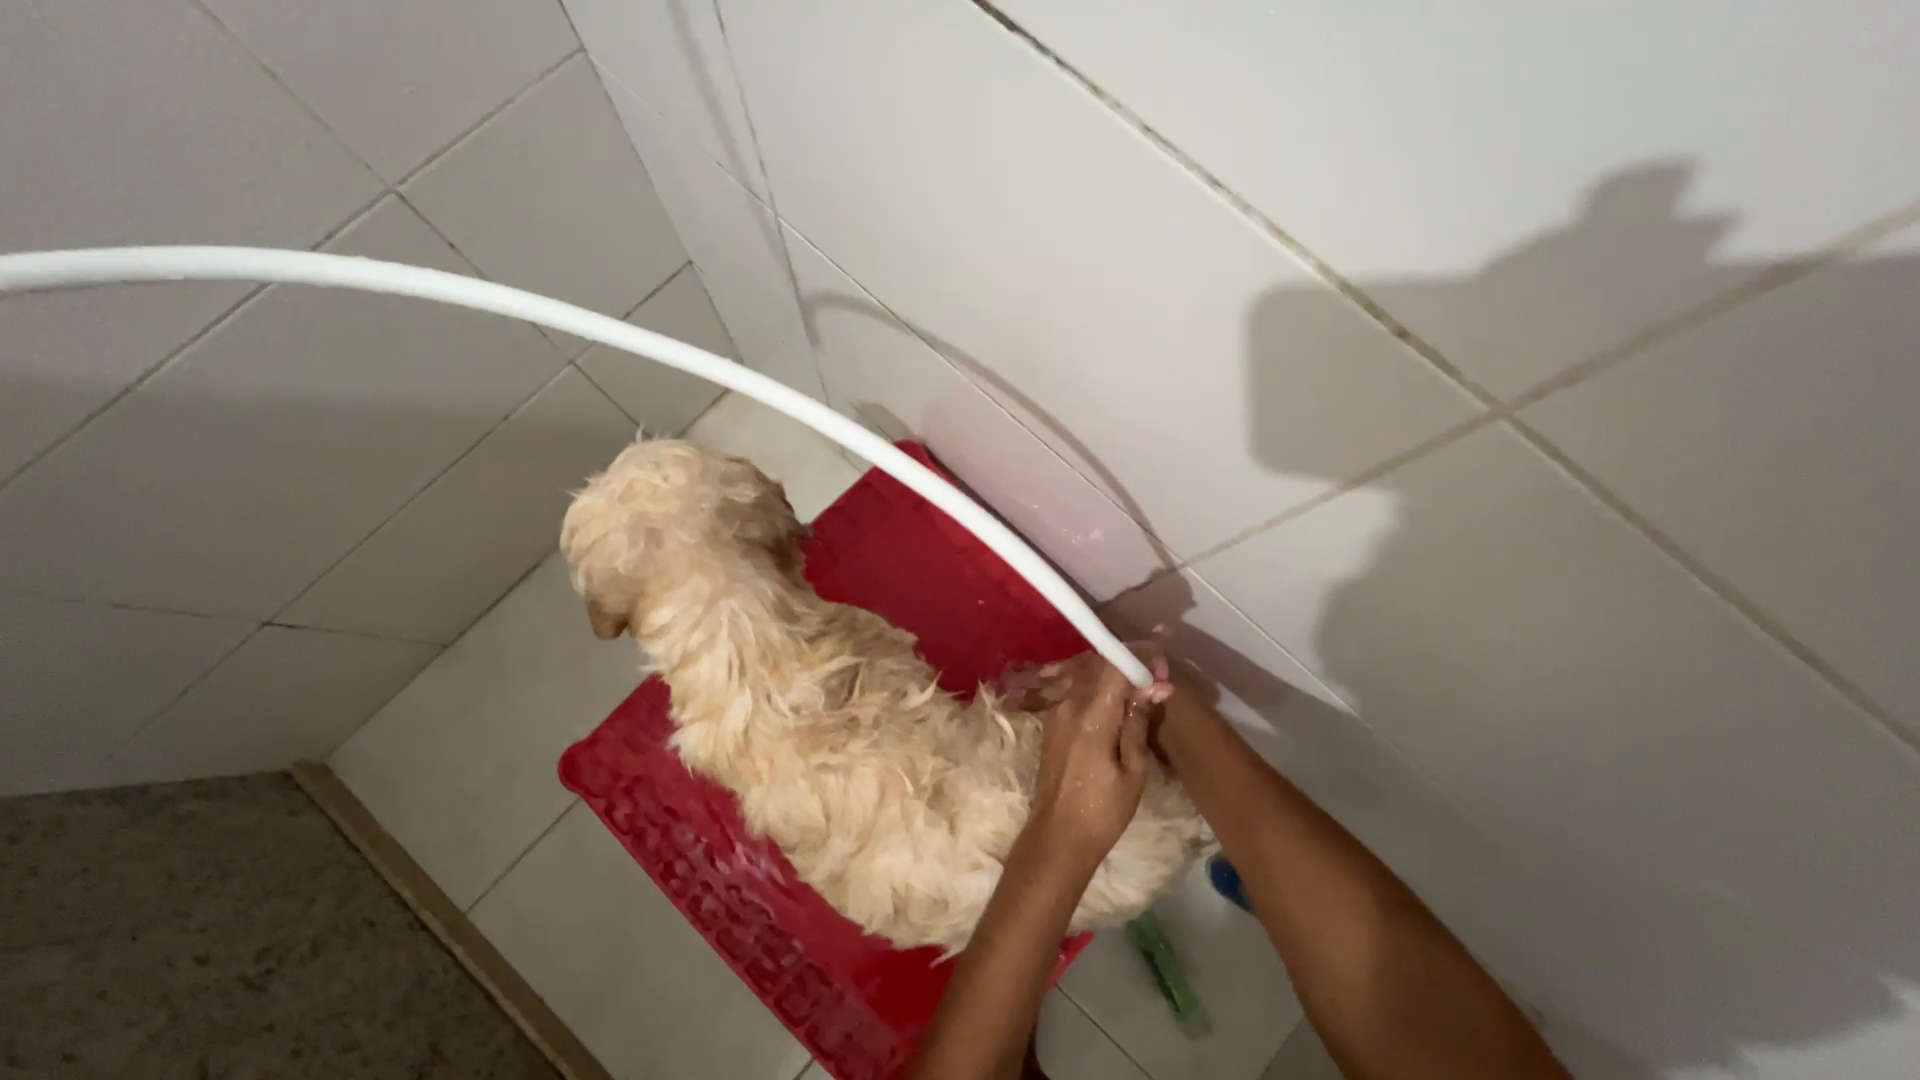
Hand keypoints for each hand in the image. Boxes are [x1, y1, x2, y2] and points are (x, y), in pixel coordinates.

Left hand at [1024, 648, 1168, 872]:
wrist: (1058, 836)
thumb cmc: (1102, 810)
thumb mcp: (1133, 770)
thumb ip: (1138, 722)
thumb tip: (1154, 685)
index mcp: (1091, 715)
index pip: (1115, 665)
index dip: (1141, 653)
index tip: (1164, 655)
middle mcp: (1068, 704)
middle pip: (1099, 663)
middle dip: (1130, 660)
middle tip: (1159, 675)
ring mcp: (1056, 711)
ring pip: (1085, 672)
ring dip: (1113, 670)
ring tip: (1142, 684)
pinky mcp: (1052, 721)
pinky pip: (1076, 688)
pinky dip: (1098, 683)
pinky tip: (1118, 697)